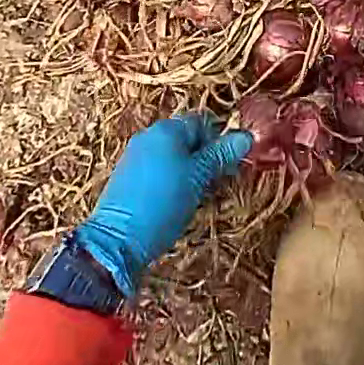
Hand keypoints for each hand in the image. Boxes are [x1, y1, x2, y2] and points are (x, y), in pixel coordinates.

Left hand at [74, 111, 252, 292]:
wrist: (116, 243)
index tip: (228, 164)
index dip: (220, 140)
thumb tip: (247, 136)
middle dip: (207, 158)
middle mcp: (149, 137)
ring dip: (192, 171)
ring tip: (199, 195)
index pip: (203, 121)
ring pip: (175, 156)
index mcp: (167, 130)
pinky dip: (174, 181)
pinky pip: (159, 170)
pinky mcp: (128, 178)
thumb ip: (222, 155)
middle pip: (189, 139)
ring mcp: (135, 157)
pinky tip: (178, 202)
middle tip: (218, 182)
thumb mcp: (200, 178)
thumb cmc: (163, 202)